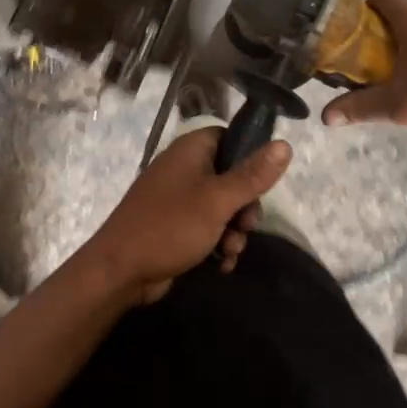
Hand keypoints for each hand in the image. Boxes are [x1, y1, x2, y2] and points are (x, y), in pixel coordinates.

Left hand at [78, 128, 292, 303]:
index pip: (228, 137)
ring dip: (233, 231)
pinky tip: (220, 265)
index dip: (248, 157)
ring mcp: (177, 199)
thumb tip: (285, 144)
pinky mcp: (174, 226)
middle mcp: (183, 168)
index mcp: (190, 150)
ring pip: (221, 208)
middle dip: (244, 206)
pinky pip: (207, 228)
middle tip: (247, 226)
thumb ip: (252, 175)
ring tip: (230, 251)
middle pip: (230, 177)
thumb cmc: (170, 226)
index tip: (261, 183)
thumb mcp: (218, 201)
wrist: (121, 270)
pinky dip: (216, 245)